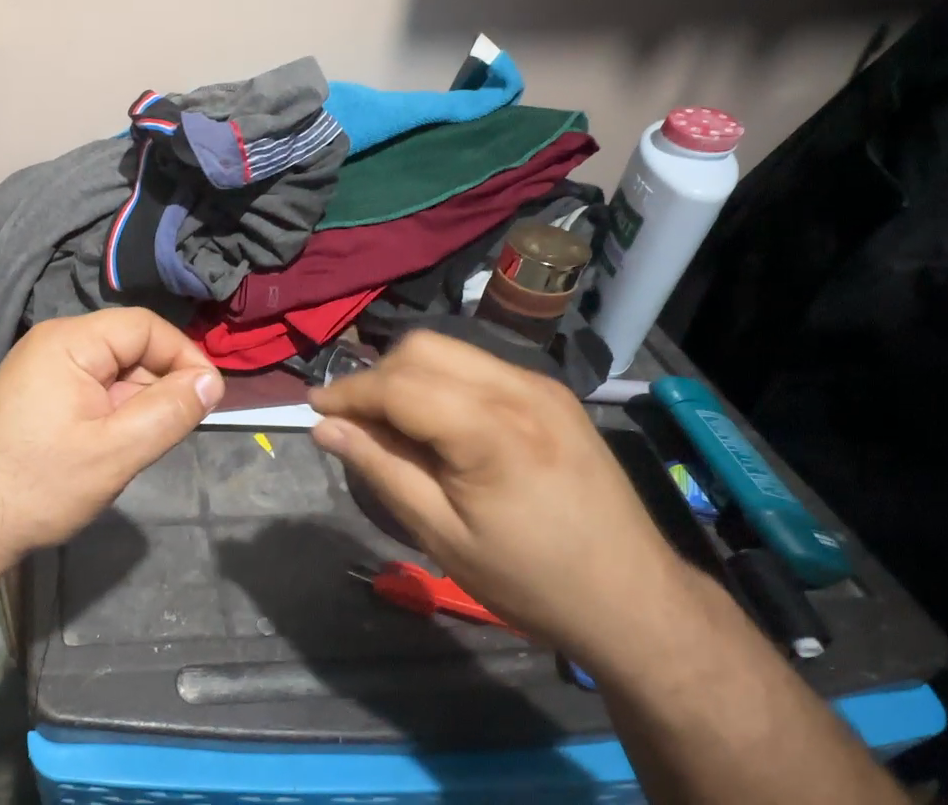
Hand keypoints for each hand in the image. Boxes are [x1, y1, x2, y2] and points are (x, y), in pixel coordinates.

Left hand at [0, 308, 223, 568]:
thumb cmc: (42, 484)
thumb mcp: (116, 452)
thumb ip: (169, 412)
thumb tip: (213, 381)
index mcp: (68, 342)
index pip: (144, 326)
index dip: (184, 356)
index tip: (209, 398)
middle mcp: (53, 342)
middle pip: (128, 345)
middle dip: (160, 383)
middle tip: (172, 432)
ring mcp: (41, 367)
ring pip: (113, 369)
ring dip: (137, 401)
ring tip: (137, 446)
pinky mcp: (37, 392)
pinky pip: (91, 386)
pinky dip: (113, 410)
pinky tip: (112, 445)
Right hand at [309, 330, 690, 659]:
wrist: (634, 599)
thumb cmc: (530, 579)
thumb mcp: (441, 534)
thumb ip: (381, 469)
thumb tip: (325, 428)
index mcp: (491, 430)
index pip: (398, 384)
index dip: (348, 392)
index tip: (313, 409)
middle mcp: (519, 391)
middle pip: (422, 349)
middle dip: (376, 376)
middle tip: (352, 420)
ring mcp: (541, 387)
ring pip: (450, 350)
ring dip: (407, 374)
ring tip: (389, 421)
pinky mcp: (553, 395)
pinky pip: (478, 366)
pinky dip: (442, 380)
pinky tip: (436, 422)